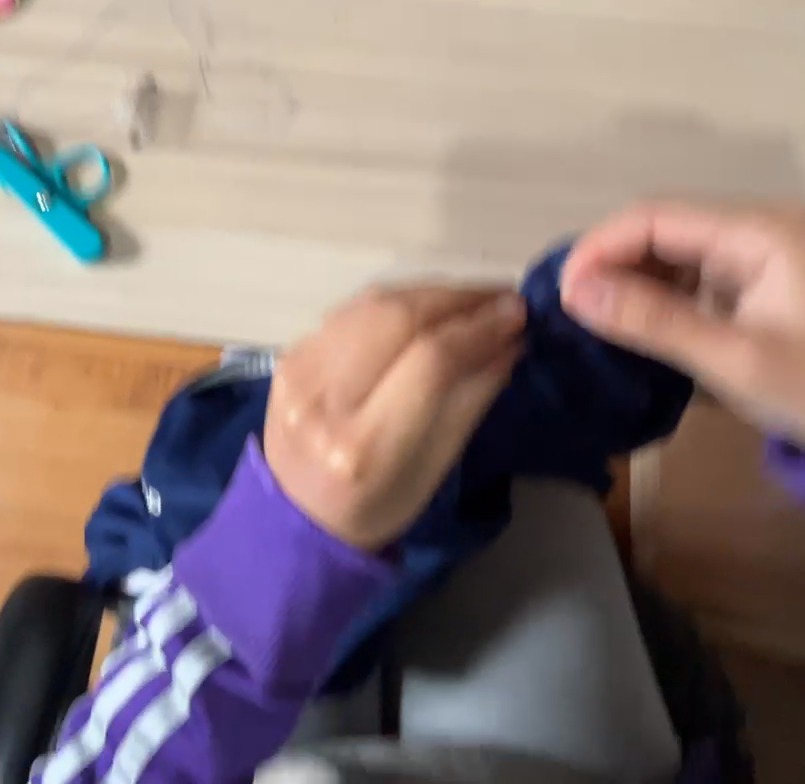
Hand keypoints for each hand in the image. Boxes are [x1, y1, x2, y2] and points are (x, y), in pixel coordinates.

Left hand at [265, 285, 526, 549]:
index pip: (429, 362)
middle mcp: (322, 400)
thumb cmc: (378, 502)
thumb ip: (472, 396)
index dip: (478, 329)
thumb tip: (510, 336)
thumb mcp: (436, 466)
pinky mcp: (287, 352)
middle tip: (500, 298)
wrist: (298, 512)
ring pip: (372, 304)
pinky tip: (424, 306)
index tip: (518, 313)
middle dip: (458, 299)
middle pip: (397, 319)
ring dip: (429, 292)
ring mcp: (296, 370)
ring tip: (470, 299)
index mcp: (363, 446)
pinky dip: (395, 302)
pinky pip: (350, 311)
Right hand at [560, 202, 804, 477]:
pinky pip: (689, 269)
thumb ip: (652, 320)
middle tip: (574, 307)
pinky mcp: (758, 276)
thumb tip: (572, 290)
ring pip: (670, 246)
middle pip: (660, 225)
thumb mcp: (734, 360)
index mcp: (764, 231)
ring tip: (597, 315)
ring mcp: (761, 250)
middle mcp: (761, 225)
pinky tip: (636, 317)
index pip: (656, 216)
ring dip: (629, 275)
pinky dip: (655, 290)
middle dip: (610, 260)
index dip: (600, 246)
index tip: (562, 292)